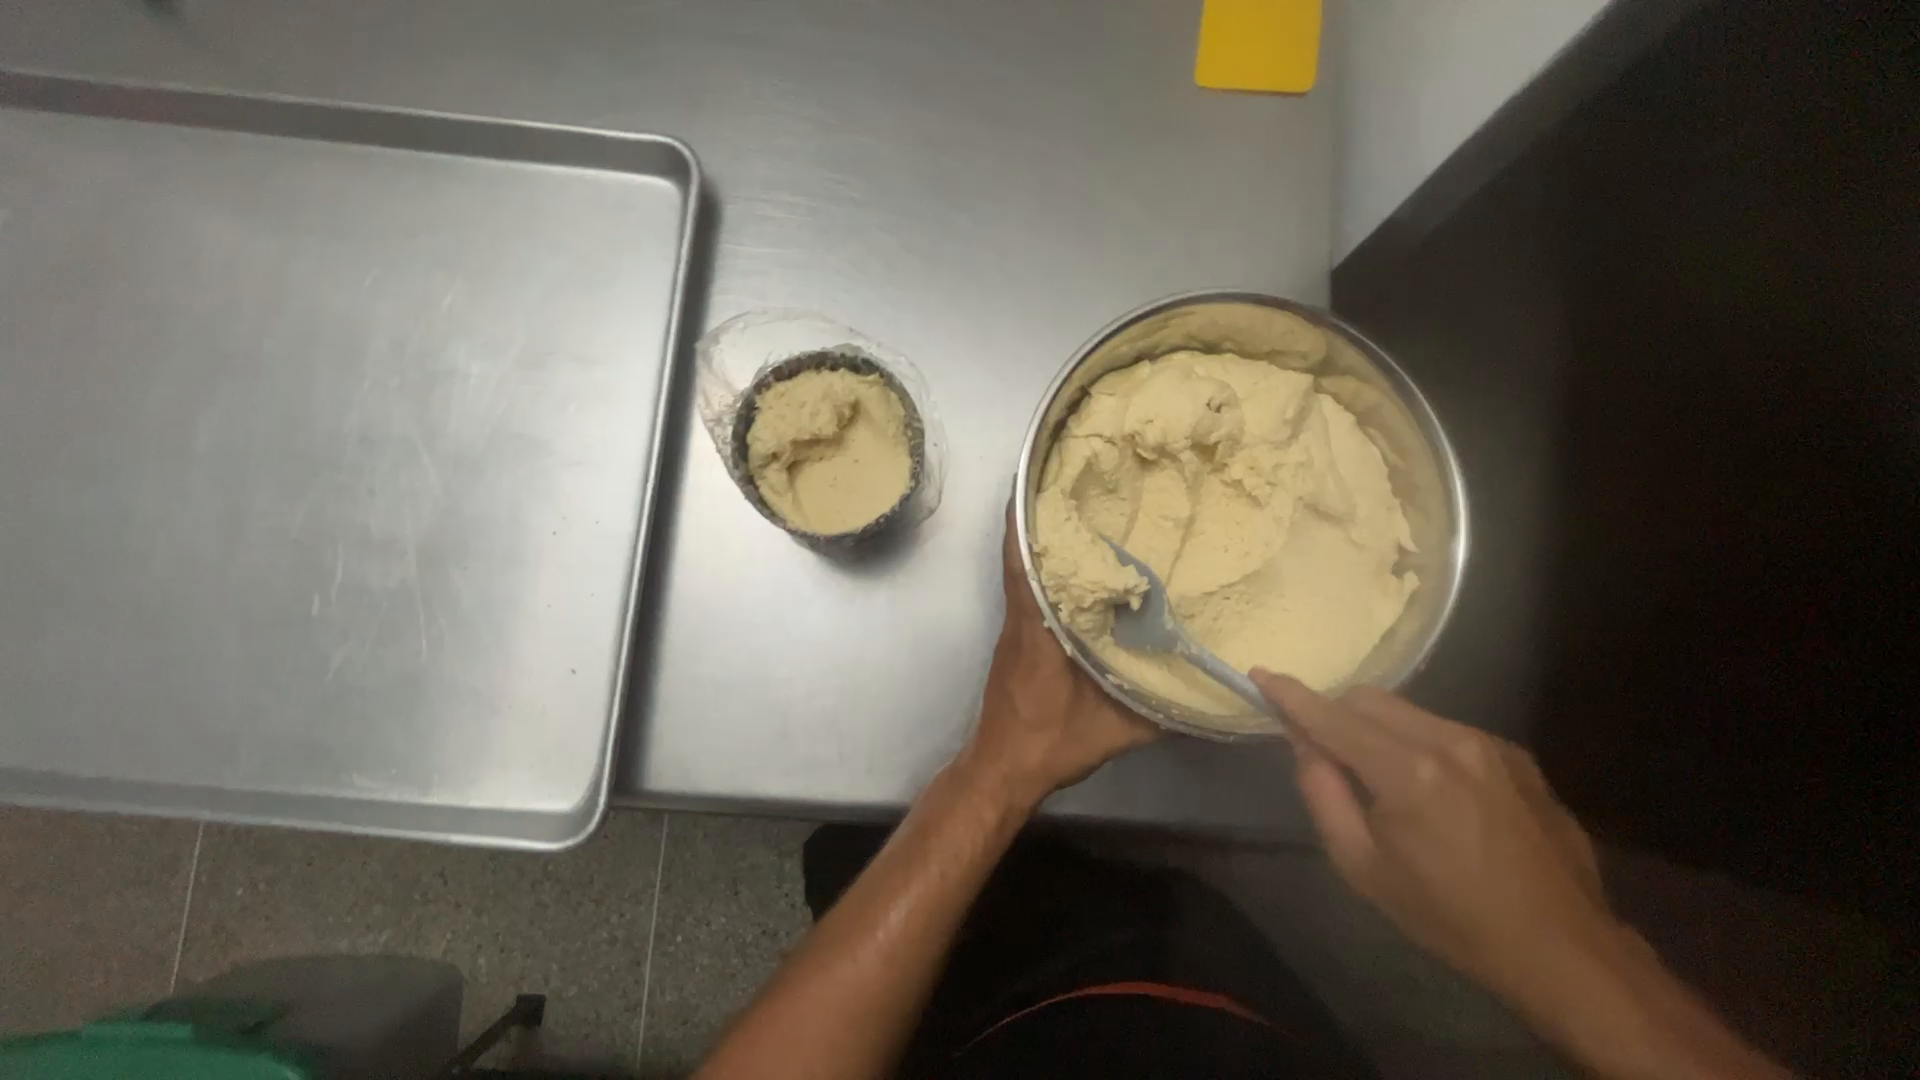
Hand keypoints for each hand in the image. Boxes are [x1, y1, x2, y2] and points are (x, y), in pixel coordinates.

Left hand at [962, 508, 1159, 808]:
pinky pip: (1026, 588)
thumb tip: (1210, 693)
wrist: (1002, 769)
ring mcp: (1016, 627)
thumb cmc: (1049, 745)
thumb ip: (1161, 712)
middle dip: (1038, 516)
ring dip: (1038, 538)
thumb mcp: (1113, 732)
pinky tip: (1072, 562)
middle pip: (1021, 555)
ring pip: (1021, 569)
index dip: (1028, 522)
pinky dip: (1040, 566)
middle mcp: (1022, 619)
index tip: (1043, 483)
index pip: (1025, 565)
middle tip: (1068, 482)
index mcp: (1039, 632)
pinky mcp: (1018, 638)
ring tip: (1073, 508)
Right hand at [1252, 671, 1615, 1003]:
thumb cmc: (1450, 916)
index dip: (1291, 696)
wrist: (1563, 949)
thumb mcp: (1363, 867)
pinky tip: (1426, 787)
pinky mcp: (1516, 755)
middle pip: (1369, 699)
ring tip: (1373, 773)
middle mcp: (1450, 741)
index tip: (1259, 675)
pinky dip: (1416, 741)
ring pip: (1408, 711)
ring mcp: (1489, 744)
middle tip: (1316, 745)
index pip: (1333, 718)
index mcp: (1408, 772)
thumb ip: (1323, 794)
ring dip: (1375, 727)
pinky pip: (1445, 730)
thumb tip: (1303, 744)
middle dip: (1333, 711)